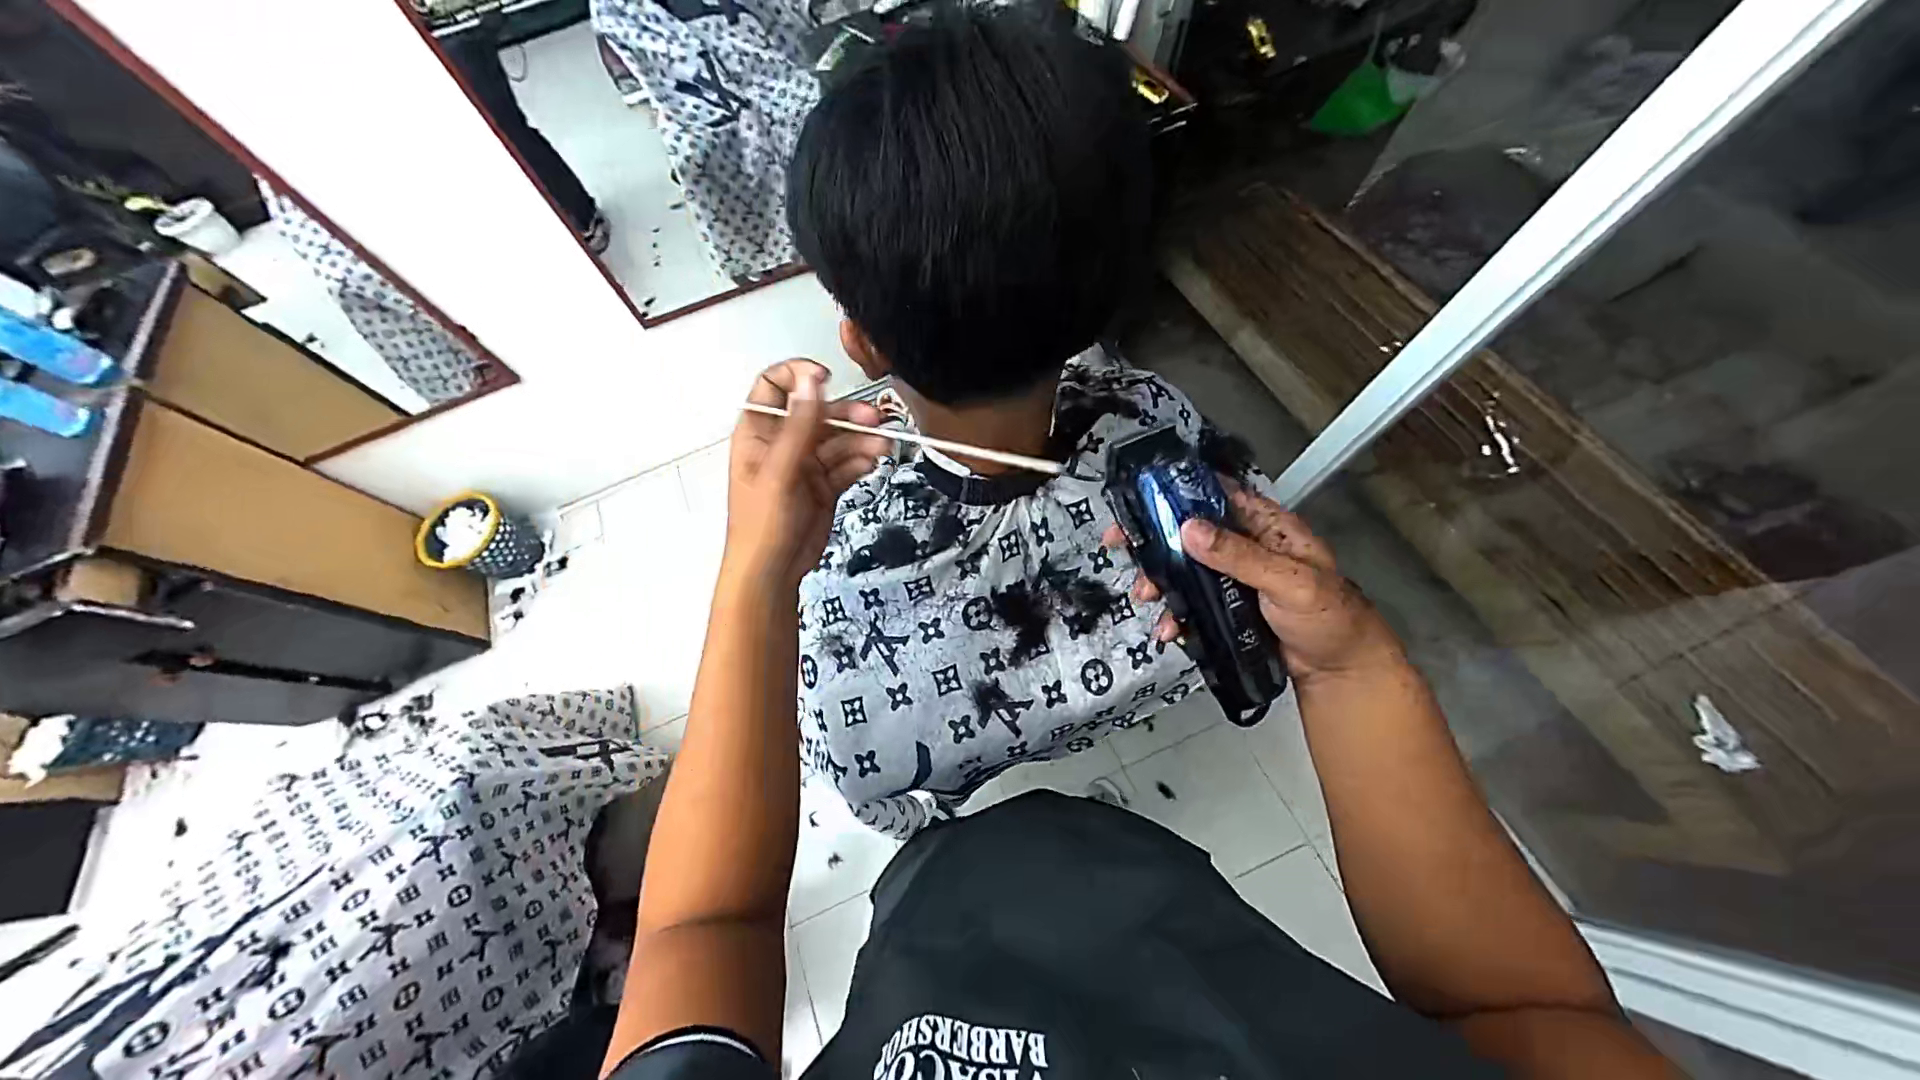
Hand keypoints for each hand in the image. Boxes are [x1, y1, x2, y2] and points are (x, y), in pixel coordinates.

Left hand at [721, 360, 890, 589]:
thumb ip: (798, 426)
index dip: (800, 377)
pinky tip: (872, 462)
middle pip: (819, 414)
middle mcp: (782, 445)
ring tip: (881, 446)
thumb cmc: (760, 527)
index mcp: (759, 433)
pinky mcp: (823, 485)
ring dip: (862, 441)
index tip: (825, 378)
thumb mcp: (780, 470)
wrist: (773, 570)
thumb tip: (808, 384)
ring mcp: (805, 465)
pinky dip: (861, 462)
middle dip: (847, 414)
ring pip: (839, 440)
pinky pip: (847, 464)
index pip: (776, 386)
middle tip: (872, 419)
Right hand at [1107, 486, 1404, 684]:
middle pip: (1188, 532)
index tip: (1140, 501)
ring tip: (1148, 598)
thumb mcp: (1288, 581)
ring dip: (1159, 582)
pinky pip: (1189, 603)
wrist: (1338, 671)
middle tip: (1125, 549)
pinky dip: (1174, 613)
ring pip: (1182, 569)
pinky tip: (1170, 627)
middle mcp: (1245, 546)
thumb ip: (1240, 556)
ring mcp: (1231, 578)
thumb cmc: (1332, 619)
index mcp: (1265, 526)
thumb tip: (1191, 529)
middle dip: (1155, 543)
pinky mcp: (1223, 607)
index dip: (1176, 492)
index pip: (1216, 494)